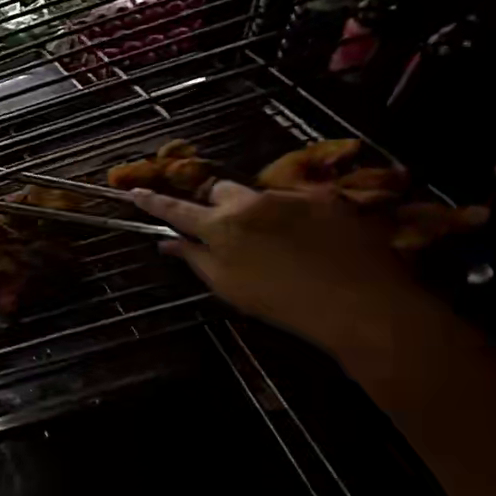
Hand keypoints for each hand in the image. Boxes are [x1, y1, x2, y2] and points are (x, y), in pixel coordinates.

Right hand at [132, 180, 417, 340]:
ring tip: (279, 245)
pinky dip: (295, 217)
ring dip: (258, 213)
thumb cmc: (283, 305)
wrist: (360, 304)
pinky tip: (312, 244)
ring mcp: (288, 196)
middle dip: (216, 205)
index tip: (136, 193)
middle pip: (218, 190)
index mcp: (221, 227)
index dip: (154, 202)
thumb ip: (195, 259)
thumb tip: (167, 243)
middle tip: (228, 231)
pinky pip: (297, 201)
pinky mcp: (322, 197)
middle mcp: (250, 202)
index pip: (176, 210)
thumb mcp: (230, 288)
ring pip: (259, 195)